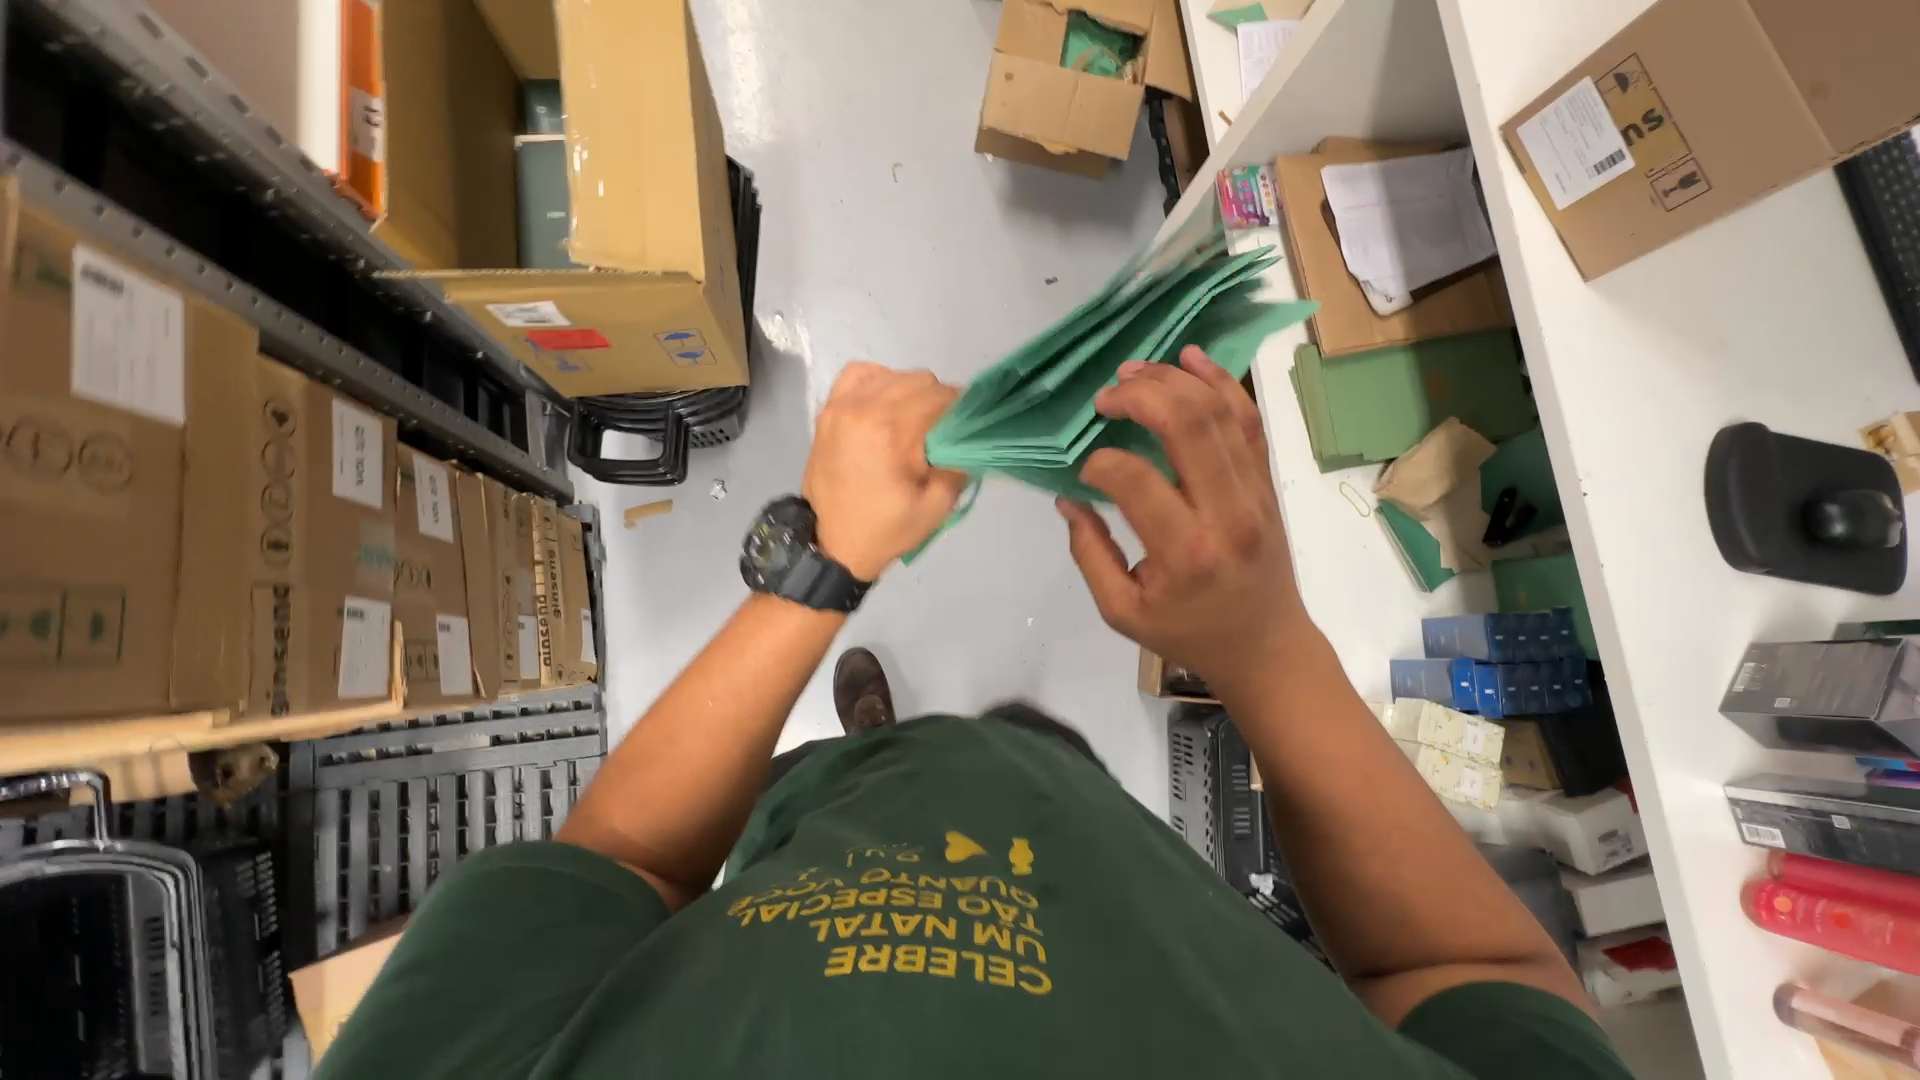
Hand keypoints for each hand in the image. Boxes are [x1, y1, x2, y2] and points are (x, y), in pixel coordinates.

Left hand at [805, 362, 968, 581]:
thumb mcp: (936, 505)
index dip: (960, 410)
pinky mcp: (828, 410)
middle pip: (919, 381)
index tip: (964, 431)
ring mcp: (841, 406)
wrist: (832, 544)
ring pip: (893, 375)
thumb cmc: (886, 529)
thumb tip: (969, 435)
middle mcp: (863, 408)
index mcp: (891, 431)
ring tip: (913, 423)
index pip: (941, 397)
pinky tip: (886, 405)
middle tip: (940, 434)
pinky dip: (878, 382)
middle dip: (938, 403)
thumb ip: (959, 463)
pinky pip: (859, 375)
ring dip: (910, 392)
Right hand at [1058, 346, 1313, 696]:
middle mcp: (1227, 513)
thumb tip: (1068, 500)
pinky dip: (1220, 383)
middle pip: (1187, 425)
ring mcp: (1255, 492)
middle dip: (1139, 397)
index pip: (1135, 480)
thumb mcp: (1122, 612)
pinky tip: (1191, 359)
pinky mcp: (1268, 482)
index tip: (1086, 472)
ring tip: (1135, 373)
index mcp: (1185, 552)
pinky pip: (1249, 420)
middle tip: (1106, 397)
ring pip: (1220, 412)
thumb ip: (1089, 554)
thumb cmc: (1190, 633)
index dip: (1100, 464)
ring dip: (1175, 381)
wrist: (1267, 646)